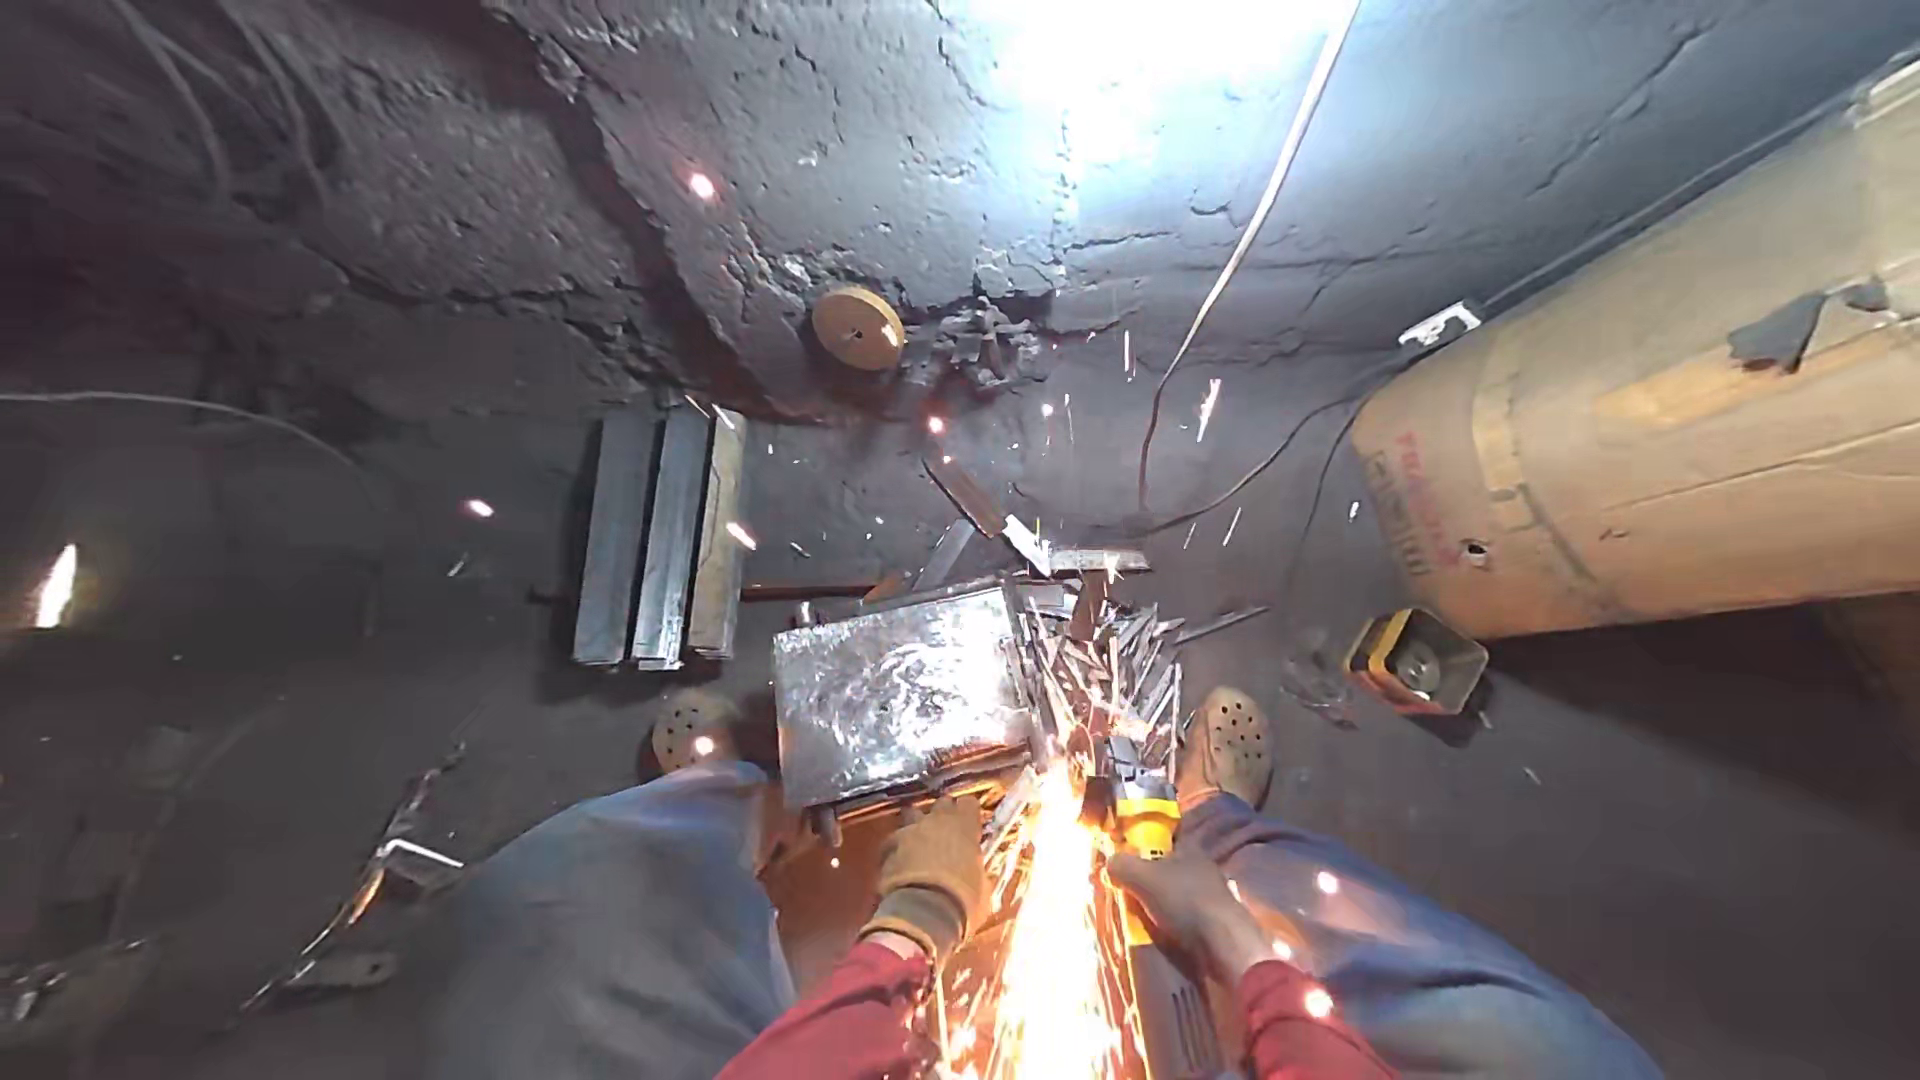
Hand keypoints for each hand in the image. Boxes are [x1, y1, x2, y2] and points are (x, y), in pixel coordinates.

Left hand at [859, 795, 985, 962]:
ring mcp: (911, 829)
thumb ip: (977, 872)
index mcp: (965, 825)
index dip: (969, 814)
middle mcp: (937, 819)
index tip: (970, 827)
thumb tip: (975, 875)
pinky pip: (892, 841)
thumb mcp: (982, 889)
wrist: (924, 914)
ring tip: (919, 845)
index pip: (969, 803)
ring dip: (917, 826)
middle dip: (943, 815)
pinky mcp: (890, 845)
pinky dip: (895, 849)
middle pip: (941, 803)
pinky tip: (898, 864)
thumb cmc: (963, 901)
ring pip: (913, 814)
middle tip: (946, 834)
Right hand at [1109, 844, 1278, 981]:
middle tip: (1129, 885)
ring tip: (1142, 912)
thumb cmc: (1184, 900)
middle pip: (1170, 864)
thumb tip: (1109, 862)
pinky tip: (1162, 931)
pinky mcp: (1218, 922)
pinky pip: (1187, 915)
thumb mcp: (1142, 877)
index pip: (1166, 834)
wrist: (1227, 947)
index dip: (1147, 839)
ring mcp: (1213, 895)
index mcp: (1188, 847)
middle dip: (1151, 874)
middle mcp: (1203, 866)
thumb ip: (1122, 865)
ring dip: (1162, 901)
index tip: (1129, 849)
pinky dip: (1174, 921)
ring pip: (1179, 891)